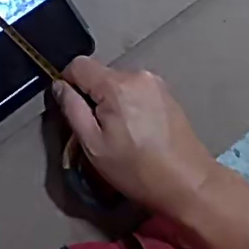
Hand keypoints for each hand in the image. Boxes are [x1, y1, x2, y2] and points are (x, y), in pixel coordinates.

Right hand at [54, 56, 219, 217]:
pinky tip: (139, 129)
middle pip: (99, 73)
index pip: (78, 64)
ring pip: (117, 81)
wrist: (190, 184)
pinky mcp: (166, 92)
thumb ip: (72, 109)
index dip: (68, 82)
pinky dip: (129, 102)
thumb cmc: (138, 170)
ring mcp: (154, 81)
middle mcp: (136, 74)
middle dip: (92, 95)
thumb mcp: (94, 146)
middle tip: (100, 129)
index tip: (73, 108)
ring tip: (122, 132)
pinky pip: (135, 88)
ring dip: (111, 99)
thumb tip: (59, 86)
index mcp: (115, 85)